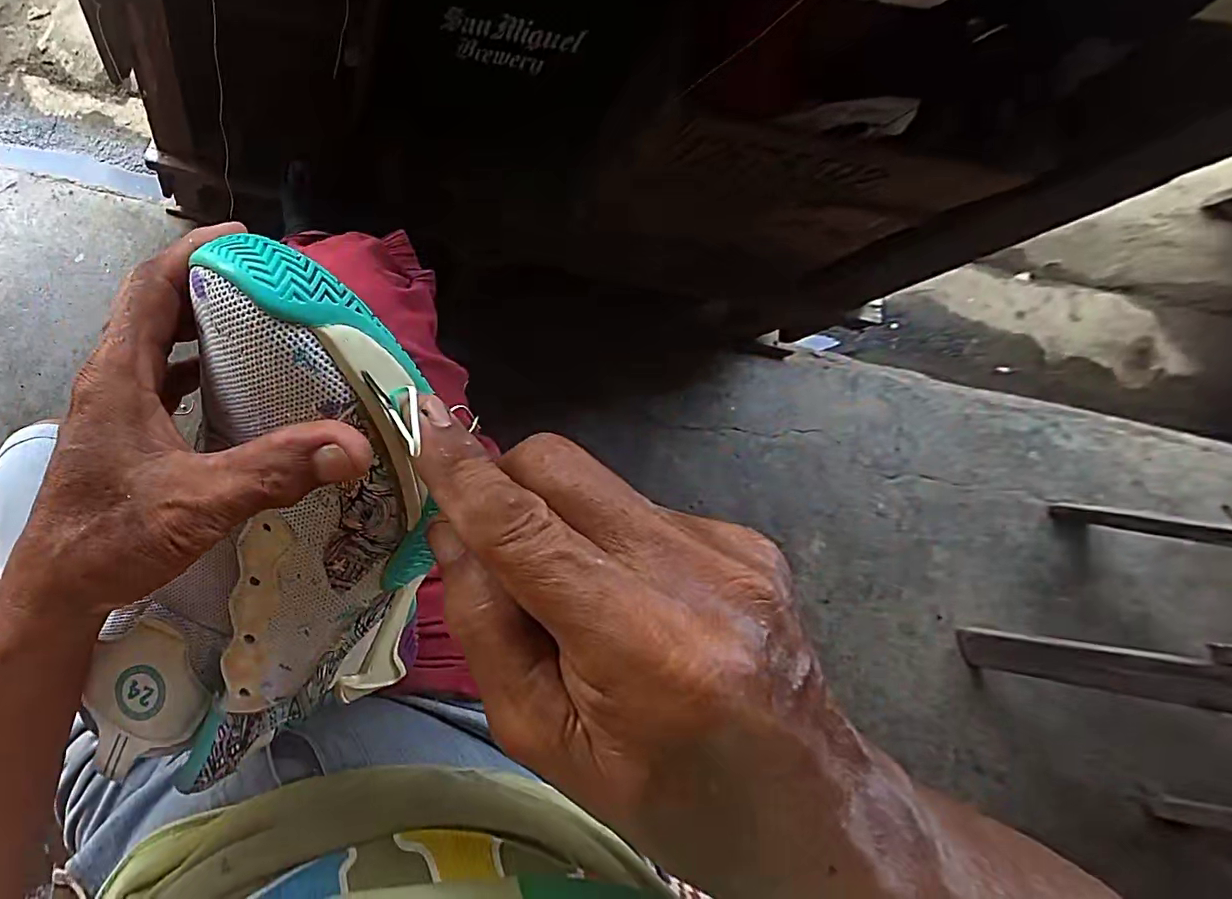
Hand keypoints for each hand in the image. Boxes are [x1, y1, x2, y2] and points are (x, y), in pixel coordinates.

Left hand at [0, 224, 372, 625]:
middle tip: (261, 282)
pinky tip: (227, 384)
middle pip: (153, 306)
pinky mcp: (119, 431)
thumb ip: (274, 471)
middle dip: (204, 283)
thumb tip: (352, 446)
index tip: (241, 239)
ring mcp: (111, 405)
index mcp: (119, 374)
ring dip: (196, 324)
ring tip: (251, 321)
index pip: (150, 285)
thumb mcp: (199, 502)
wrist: (55, 592)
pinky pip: (157, 377)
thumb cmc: (111, 539)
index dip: (193, 252)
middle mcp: (110, 378)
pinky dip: (191, 366)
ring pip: (154, 342)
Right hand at [411, 395, 932, 897]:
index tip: (421, 420)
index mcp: (641, 646)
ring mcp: (728, 548)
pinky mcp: (743, 535)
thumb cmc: (659, 790)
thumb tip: (450, 531)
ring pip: (588, 477)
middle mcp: (694, 576)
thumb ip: (482, 625)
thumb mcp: (537, 733)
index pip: (524, 528)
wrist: (811, 811)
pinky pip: (629, 502)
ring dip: (549, 513)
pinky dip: (598, 532)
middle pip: (556, 466)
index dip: (463, 472)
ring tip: (569, 588)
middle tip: (487, 540)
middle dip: (500, 480)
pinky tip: (627, 594)